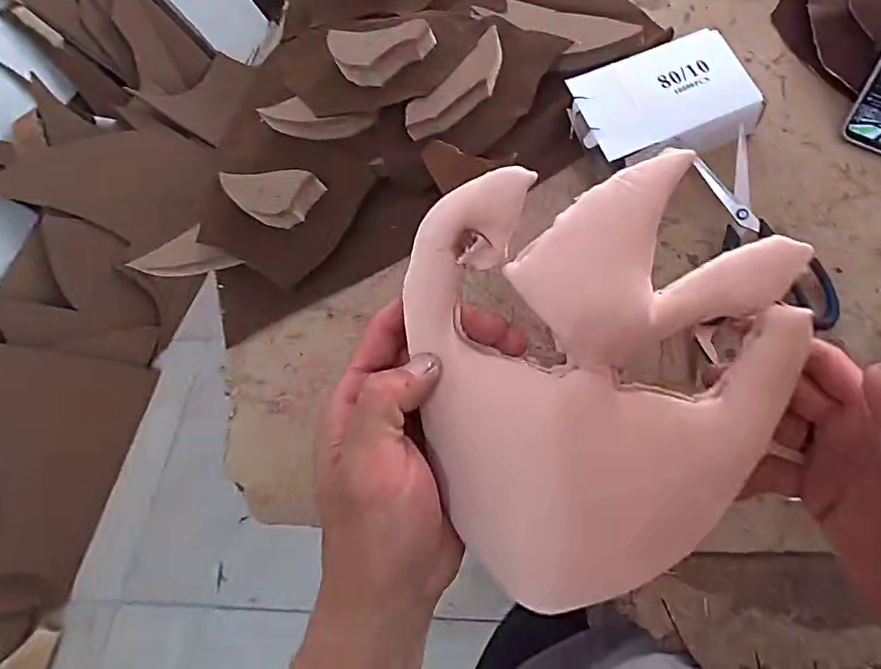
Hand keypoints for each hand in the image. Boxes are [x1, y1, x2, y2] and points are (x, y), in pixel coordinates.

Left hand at [296, 299, 527, 668]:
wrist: (398, 591)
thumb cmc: (374, 528)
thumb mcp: (367, 462)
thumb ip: (384, 401)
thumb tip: (429, 359)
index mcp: (359, 401)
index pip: (384, 336)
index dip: (415, 307)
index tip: (456, 289)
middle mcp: (390, 403)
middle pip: (427, 346)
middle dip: (465, 330)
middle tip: (505, 333)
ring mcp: (422, 422)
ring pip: (454, 368)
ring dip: (485, 353)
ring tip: (520, 350)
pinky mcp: (451, 440)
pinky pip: (472, 397)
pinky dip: (494, 380)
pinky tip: (519, 377)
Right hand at [736, 343, 880, 668]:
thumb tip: (878, 373)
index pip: (832, 368)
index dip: (795, 348)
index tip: (754, 336)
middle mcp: (853, 430)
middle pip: (796, 389)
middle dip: (758, 376)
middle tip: (715, 376)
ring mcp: (833, 463)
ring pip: (780, 425)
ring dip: (748, 417)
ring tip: (707, 415)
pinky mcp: (819, 498)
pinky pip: (778, 472)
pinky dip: (751, 466)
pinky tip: (723, 469)